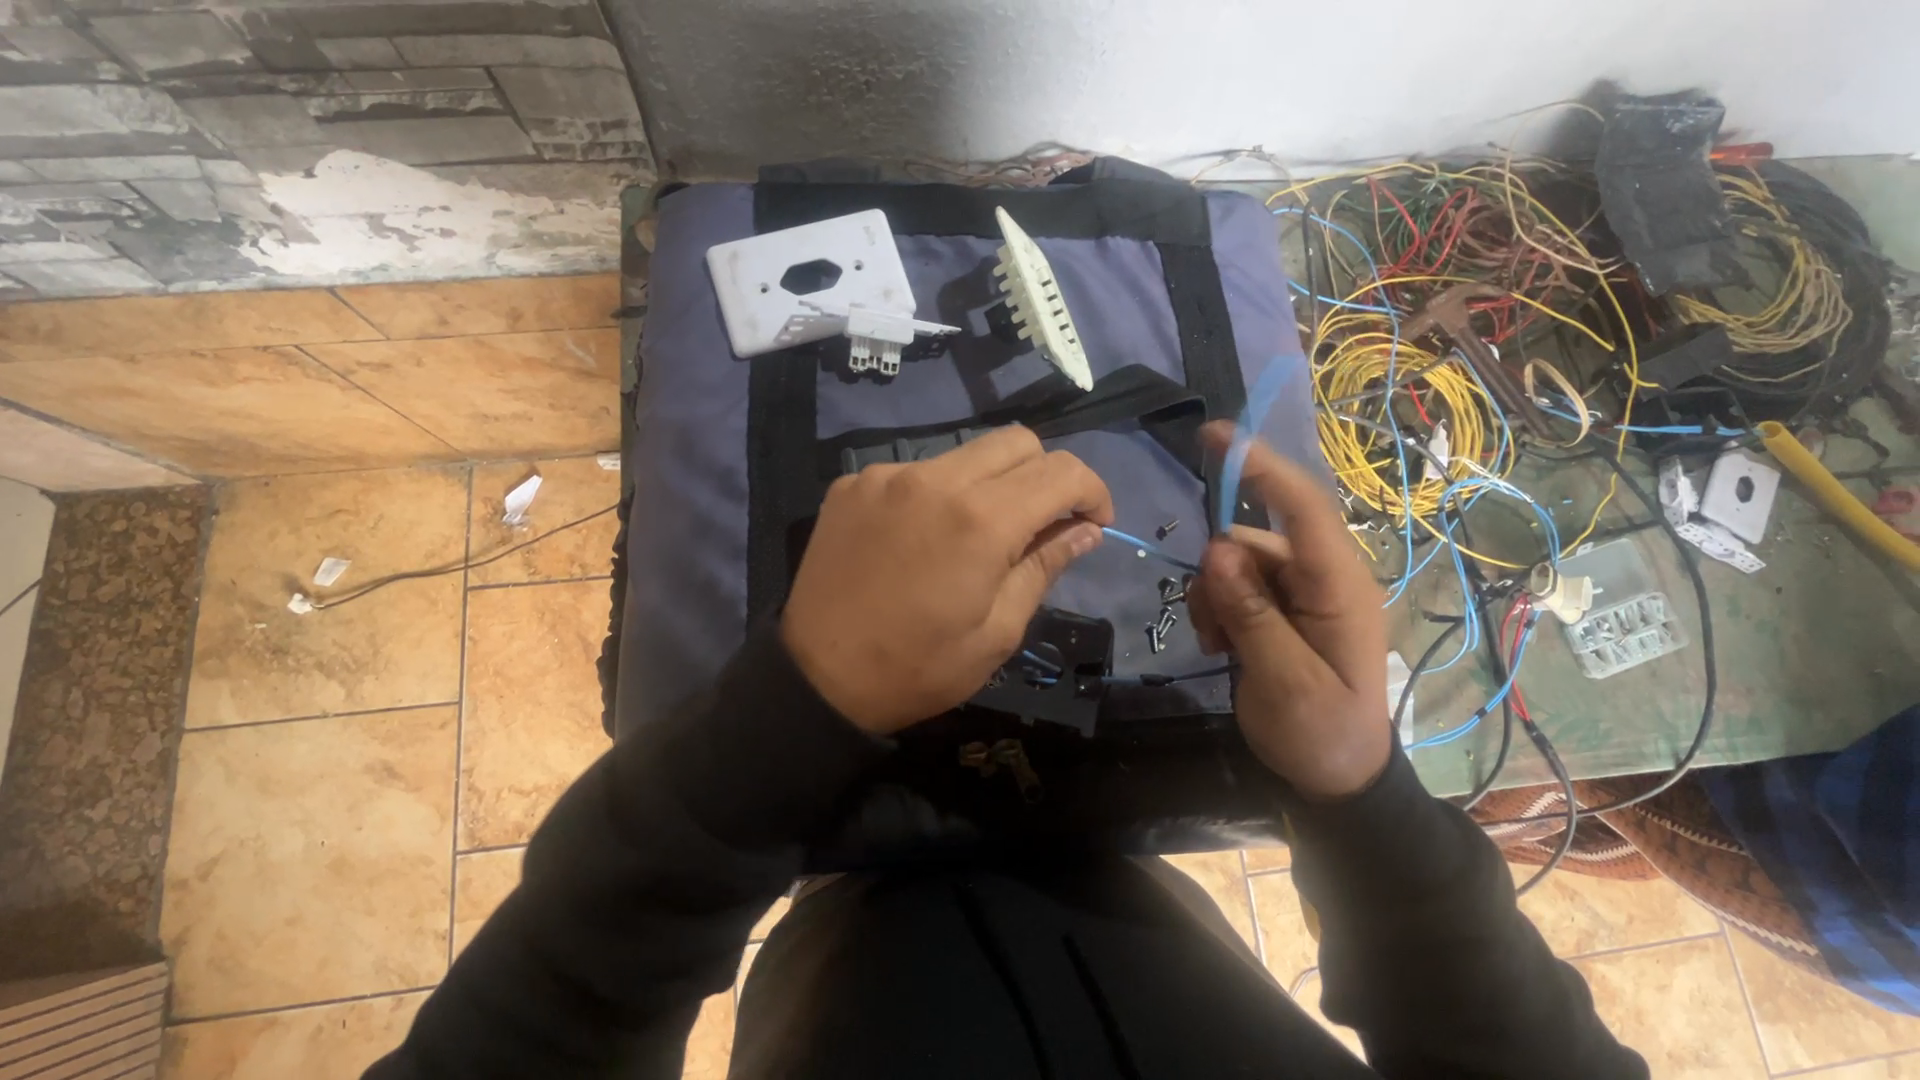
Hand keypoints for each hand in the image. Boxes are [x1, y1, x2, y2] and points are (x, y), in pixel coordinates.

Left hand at [781, 426, 1113, 734]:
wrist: (816, 679)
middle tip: (1042, 523)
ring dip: (991, 482)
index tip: (1093, 522)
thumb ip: (1043, 567)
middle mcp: (934, 479)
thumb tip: (1085, 529)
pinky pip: (916, 470)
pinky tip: (924, 536)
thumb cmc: (917, 669)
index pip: (1060, 472)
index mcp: (980, 521)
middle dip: (1045, 475)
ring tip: (979, 533)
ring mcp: (887, 476)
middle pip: (1017, 442)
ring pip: (965, 452)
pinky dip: (938, 492)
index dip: (1092, 491)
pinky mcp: (852, 484)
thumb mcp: (996, 633)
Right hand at [1188, 422, 1389, 800]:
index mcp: (1341, 587)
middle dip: (1219, 573)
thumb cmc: (1322, 735)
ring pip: (1238, 564)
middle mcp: (1324, 578)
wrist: (1340, 780)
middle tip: (1209, 629)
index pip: (1303, 508)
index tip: (1213, 435)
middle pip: (1253, 540)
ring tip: (1217, 646)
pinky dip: (1218, 609)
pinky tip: (1221, 646)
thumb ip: (1251, 614)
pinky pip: (1237, 587)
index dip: (1261, 467)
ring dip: (1215, 598)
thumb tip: (1216, 550)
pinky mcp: (1285, 611)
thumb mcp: (1284, 682)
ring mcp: (1304, 594)